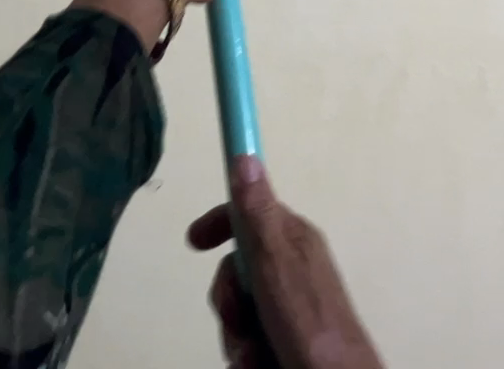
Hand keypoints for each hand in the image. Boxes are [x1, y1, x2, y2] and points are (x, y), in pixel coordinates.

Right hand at [188, 157, 383, 368]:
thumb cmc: (308, 326)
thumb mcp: (275, 264)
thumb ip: (256, 213)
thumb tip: (245, 155)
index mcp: (294, 240)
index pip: (247, 211)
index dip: (218, 223)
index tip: (194, 243)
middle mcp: (293, 267)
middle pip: (237, 268)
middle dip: (228, 300)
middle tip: (237, 321)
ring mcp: (292, 306)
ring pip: (241, 309)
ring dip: (237, 337)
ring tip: (254, 359)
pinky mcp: (290, 339)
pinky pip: (252, 339)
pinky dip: (249, 356)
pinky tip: (259, 366)